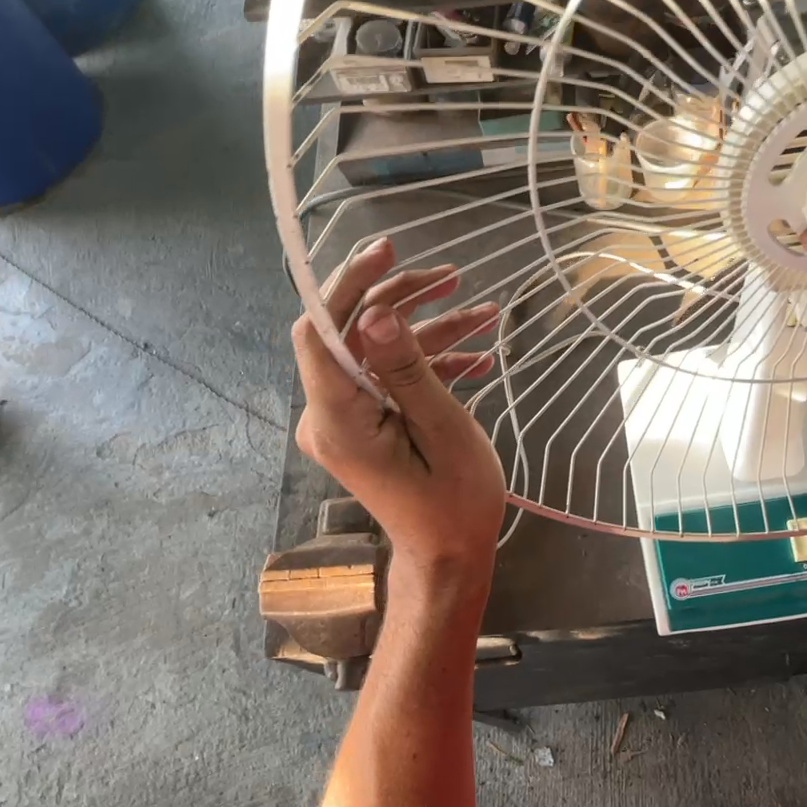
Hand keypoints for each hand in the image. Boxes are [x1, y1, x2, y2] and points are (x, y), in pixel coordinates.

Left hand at [290, 238, 506, 567]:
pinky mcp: (367, 426)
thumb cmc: (454, 503)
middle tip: (453, 277)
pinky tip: (478, 354)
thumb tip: (378, 312)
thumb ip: (408, 370)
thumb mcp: (442, 431)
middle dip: (403, 300)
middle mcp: (328, 416)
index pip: (321, 332)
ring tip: (485, 312)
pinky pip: (391, 382)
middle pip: (353, 335)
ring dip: (431, 331)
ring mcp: (346, 422)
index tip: (389, 250)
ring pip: (379, 354)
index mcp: (338, 420)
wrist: (450, 555)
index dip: (349, 284)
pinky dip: (431, 364)